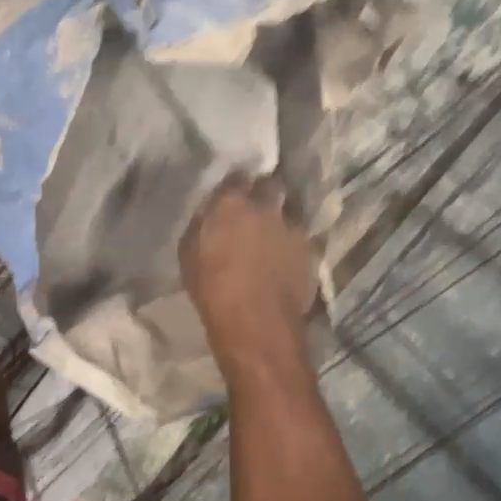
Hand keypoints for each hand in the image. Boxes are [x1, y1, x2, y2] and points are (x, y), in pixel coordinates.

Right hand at [180, 174, 318, 352]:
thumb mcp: (188, 254)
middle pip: (271, 186)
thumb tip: (210, 214)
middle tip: (255, 209)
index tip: (231, 194)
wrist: (256, 323)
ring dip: (281, 219)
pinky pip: (301, 238)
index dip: (235, 185)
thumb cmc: (211, 289)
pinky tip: (285, 258)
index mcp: (232, 204)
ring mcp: (293, 227)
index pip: (237, 177)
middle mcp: (267, 207)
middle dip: (264, 193)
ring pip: (289, 212)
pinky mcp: (311, 250)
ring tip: (273, 236)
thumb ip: (202, 226)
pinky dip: (293, 244)